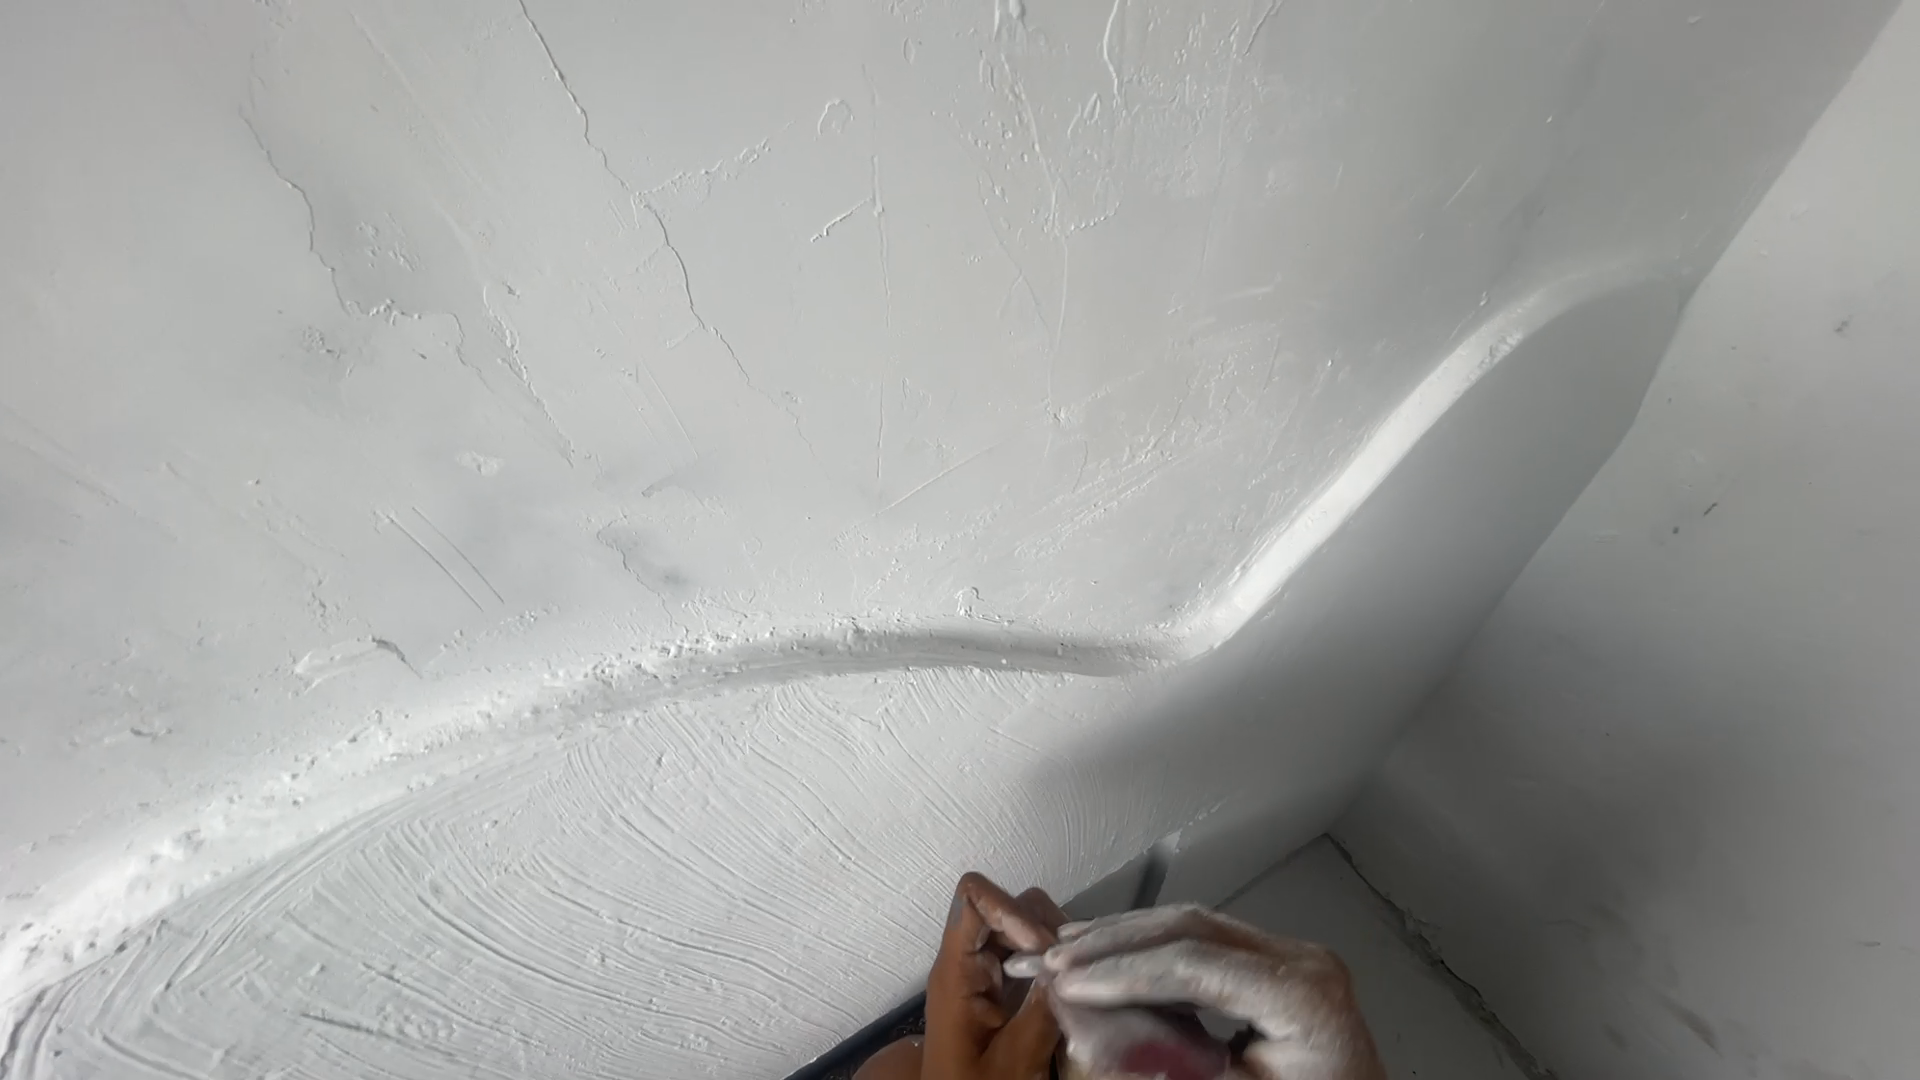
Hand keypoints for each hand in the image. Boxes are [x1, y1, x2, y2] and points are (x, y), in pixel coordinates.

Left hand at [920, 873, 1069, 1079]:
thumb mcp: (1012, 1062)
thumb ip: (1040, 1011)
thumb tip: (1070, 966)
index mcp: (956, 969)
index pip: (972, 898)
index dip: (1011, 909)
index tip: (1044, 948)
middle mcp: (966, 957)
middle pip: (1002, 904)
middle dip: (1041, 926)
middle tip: (1071, 966)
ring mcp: (982, 968)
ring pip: (1018, 923)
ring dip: (1050, 941)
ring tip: (1074, 975)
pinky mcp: (998, 983)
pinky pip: (1024, 949)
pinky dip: (1050, 957)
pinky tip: (1067, 983)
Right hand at [1040, 904, 1385, 1079]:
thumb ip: (1165, 1061)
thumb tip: (1085, 1028)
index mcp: (1303, 997)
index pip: (1195, 963)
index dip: (1124, 969)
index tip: (1068, 980)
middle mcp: (1300, 959)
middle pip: (1190, 928)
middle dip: (1115, 942)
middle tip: (1054, 955)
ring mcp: (1290, 954)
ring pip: (1191, 923)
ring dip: (1126, 934)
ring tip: (1068, 942)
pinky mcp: (1275, 961)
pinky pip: (1204, 940)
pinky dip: (1152, 944)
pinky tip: (1111, 946)